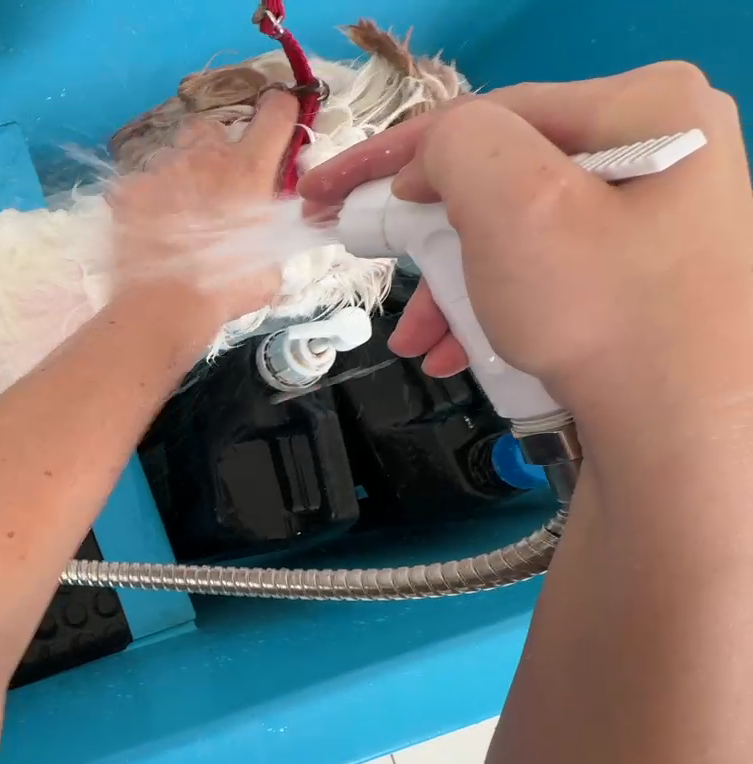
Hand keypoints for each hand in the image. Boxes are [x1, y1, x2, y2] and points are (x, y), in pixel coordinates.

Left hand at [105, 89, 298, 353]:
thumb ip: (271, 236)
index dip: (278, 112)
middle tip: (208, 176)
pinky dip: (135, 200)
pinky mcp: (126, 196)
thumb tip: (269, 238)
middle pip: (207, 126)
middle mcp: (204, 160)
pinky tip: (138, 225)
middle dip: (208, 144)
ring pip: (166, 155)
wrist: (164, 307)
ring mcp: (160, 174)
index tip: (274, 124)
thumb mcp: (268, 264)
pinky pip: (131, 187)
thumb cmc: (225, 289)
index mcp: (249, 167)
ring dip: (171, 174)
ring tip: (169, 206)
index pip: (276, 112)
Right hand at [299, 63, 752, 441]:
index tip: (319, 196)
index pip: (478, 118)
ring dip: (442, 286)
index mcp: (638, 107)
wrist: (685, 414)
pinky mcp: (635, 259)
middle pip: (488, 179)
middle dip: (418, 239)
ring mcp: (648, 204)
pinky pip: (530, 268)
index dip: (385, 157)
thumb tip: (423, 162)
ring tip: (416, 341)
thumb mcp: (515, 209)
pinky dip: (480, 305)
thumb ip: (458, 151)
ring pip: (502, 231)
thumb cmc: (599, 308)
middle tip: (369, 272)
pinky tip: (456, 348)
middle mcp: (652, 141)